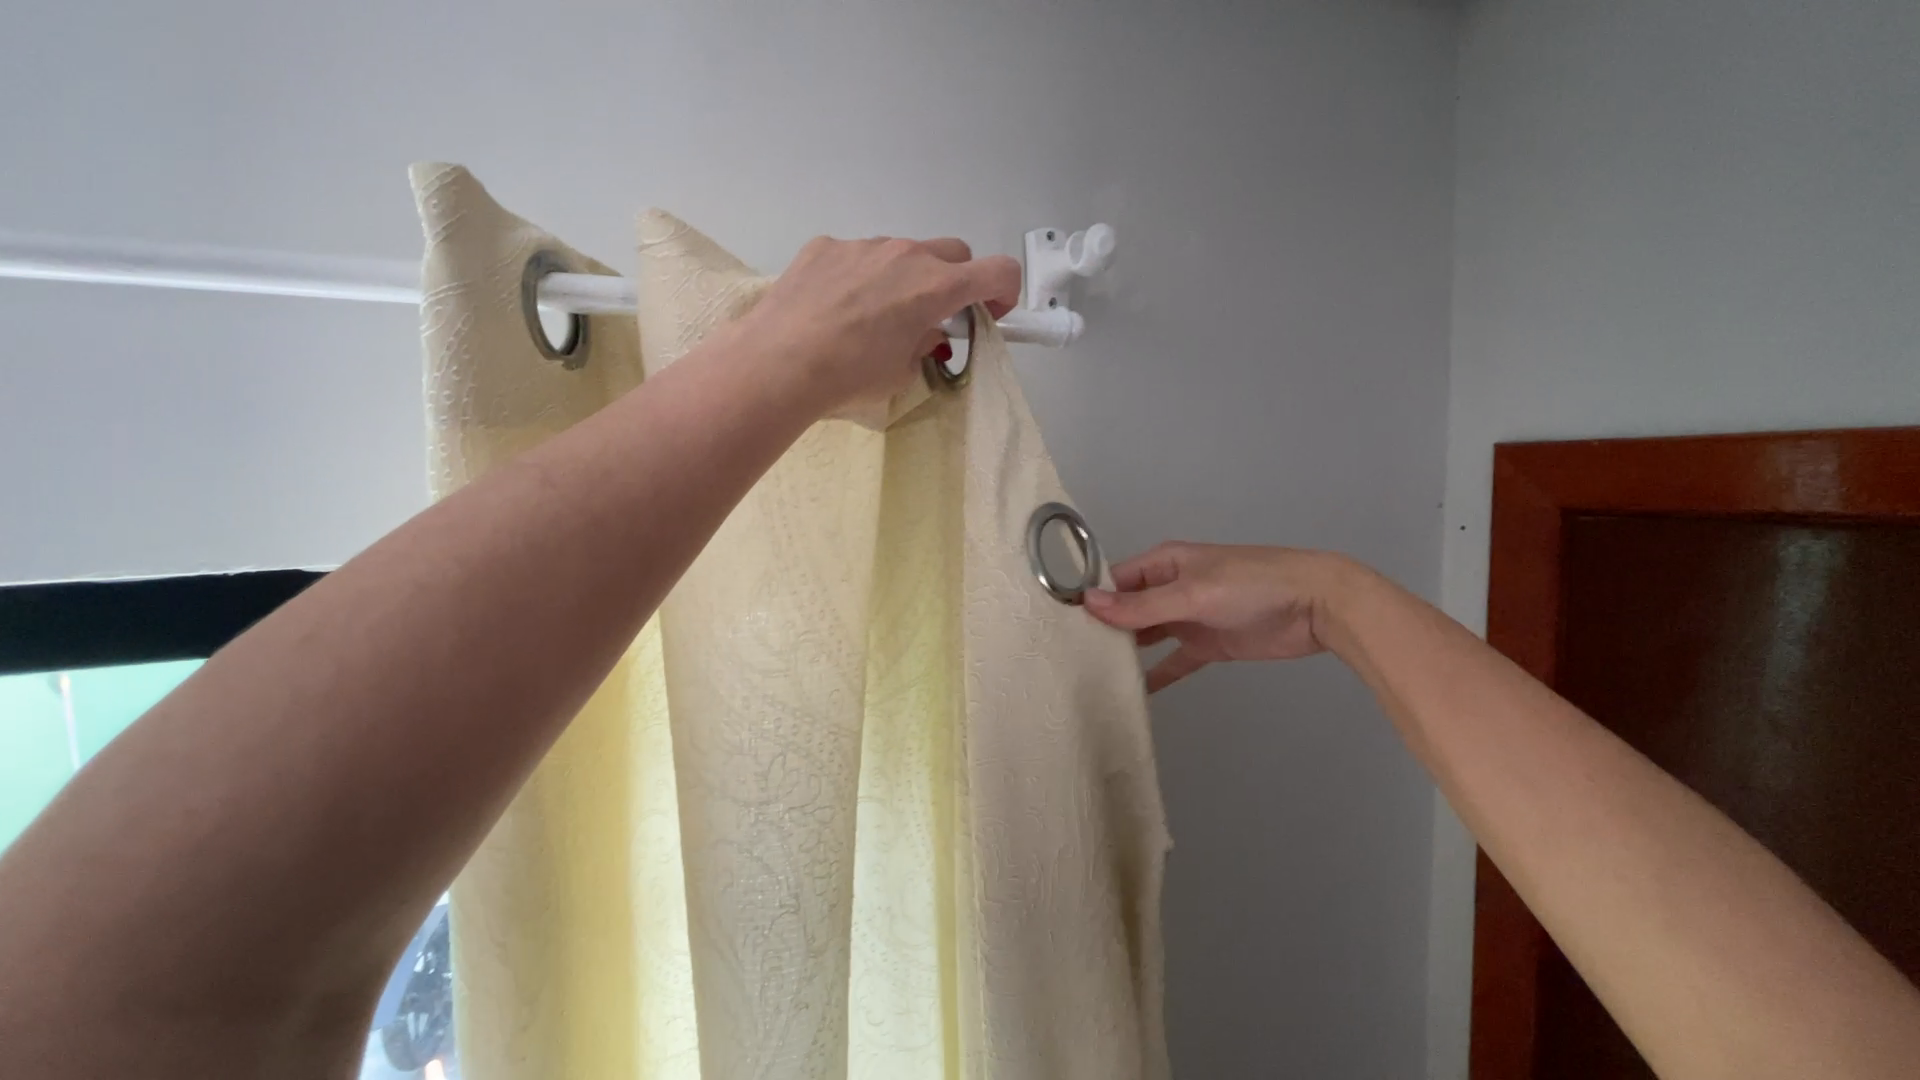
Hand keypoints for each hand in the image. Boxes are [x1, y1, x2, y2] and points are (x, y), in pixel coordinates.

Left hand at [731, 235, 1020, 415]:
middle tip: (935, 316)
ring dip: (904, 277)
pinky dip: (859, 277)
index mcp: (935, 287)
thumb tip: (922, 329)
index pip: (998, 271)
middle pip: (953, 252)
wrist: (778, 363)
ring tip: (873, 317)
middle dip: (956, 281)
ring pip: (901, 252)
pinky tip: (833, 308)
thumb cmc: (849, 377)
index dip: (1004, 292)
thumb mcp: (902, 372)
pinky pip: (856, 256)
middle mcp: (905, 254)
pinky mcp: (824, 247)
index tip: (990, 315)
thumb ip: (924, 342)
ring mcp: (862, 245)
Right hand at [1083, 543, 1362, 691]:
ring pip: (1146, 636)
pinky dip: (1156, 675)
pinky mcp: (1207, 645)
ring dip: (1125, 653)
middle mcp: (1170, 589)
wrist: (1317, 606)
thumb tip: (1088, 604)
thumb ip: (1142, 606)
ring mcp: (1188, 618)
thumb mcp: (1192, 593)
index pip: (1115, 581)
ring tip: (1088, 676)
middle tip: (1065, 658)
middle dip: (1102, 629)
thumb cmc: (1250, 586)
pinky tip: (1133, 694)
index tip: (1057, 625)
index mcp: (1164, 564)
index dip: (1089, 600)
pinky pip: (1173, 662)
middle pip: (1127, 610)